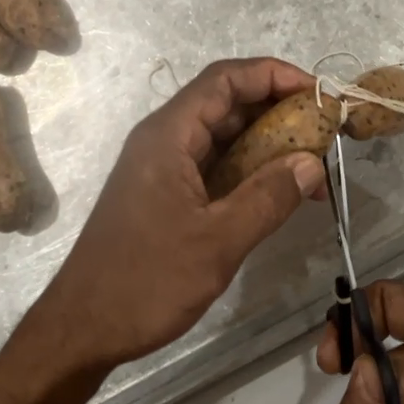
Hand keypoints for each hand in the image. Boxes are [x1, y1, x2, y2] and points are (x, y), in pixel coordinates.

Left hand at [0, 58, 325, 403]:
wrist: (81, 329)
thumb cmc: (144, 280)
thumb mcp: (217, 243)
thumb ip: (268, 198)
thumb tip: (312, 163)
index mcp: (168, 134)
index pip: (225, 79)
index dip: (272, 75)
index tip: (316, 91)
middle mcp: (164, 138)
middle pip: (224, 101)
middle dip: (275, 107)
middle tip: (322, 128)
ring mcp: (162, 166)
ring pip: (221, 134)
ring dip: (265, 140)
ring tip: (310, 160)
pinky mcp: (164, 192)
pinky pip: (212, 163)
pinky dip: (247, 167)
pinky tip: (277, 189)